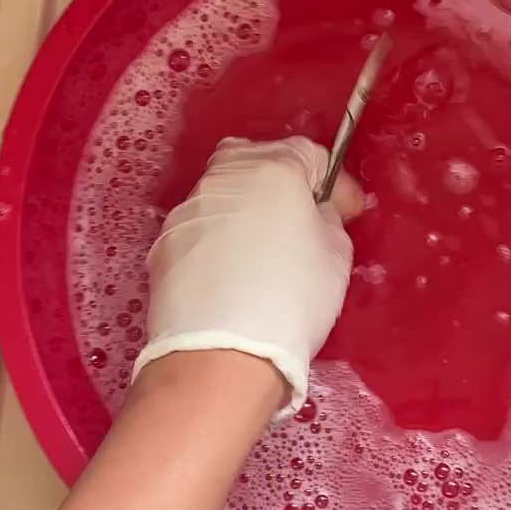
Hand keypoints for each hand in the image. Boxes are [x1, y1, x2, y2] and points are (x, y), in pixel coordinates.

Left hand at [132, 136, 359, 419]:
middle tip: (303, 219)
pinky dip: (220, 240)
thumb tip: (313, 215)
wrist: (220, 355)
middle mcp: (224, 177)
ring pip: (225, 193)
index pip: (312, 153)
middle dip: (285, 182)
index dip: (335, 183)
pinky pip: (203, 229)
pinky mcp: (164, 245)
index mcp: (273, 168)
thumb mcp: (337, 256)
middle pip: (259, 159)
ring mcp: (188, 209)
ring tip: (263, 249)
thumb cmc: (292, 298)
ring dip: (248, 210)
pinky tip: (230, 274)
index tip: (347, 213)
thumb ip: (327, 220)